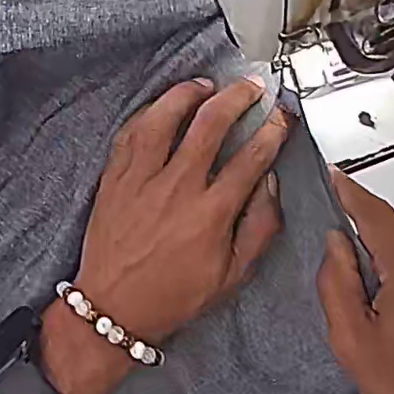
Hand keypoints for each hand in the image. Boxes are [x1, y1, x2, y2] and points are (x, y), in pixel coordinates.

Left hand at [74, 76, 290, 344]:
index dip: (271, 131)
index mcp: (210, 214)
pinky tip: (163, 106)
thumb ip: (259, 229)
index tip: (280, 118)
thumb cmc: (171, 295)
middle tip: (249, 89)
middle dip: (236, 98)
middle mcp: (176, 189)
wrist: (113, 308)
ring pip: (165, 118)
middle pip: (210, 124)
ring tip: (205, 85)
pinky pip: (132, 132)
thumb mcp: (231, 276)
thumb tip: (270, 187)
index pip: (250, 158)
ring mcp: (141, 180)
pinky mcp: (115, 178)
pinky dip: (149, 112)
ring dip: (188, 94)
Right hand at [316, 169, 393, 393]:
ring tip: (389, 332)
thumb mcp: (352, 343)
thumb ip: (336, 282)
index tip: (334, 177)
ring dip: (393, 280)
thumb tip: (336, 245)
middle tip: (354, 304)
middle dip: (367, 258)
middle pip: (393, 241)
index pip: (376, 214)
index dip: (350, 193)